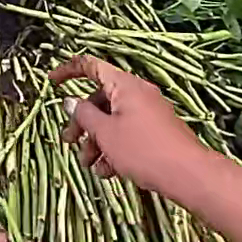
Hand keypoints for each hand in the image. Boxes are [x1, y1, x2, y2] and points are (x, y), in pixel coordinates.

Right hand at [52, 55, 217, 202]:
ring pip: (113, 119)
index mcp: (124, 85)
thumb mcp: (105, 133)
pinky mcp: (156, 130)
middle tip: (70, 141)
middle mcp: (137, 92)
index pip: (90, 66)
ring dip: (97, 139)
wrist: (190, 176)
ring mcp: (148, 111)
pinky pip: (128, 131)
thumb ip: (84, 115)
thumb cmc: (144, 150)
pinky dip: (114, 146)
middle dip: (82, 121)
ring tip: (90, 165)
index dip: (68, 71)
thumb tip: (71, 101)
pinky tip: (107, 171)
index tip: (51, 82)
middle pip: (99, 99)